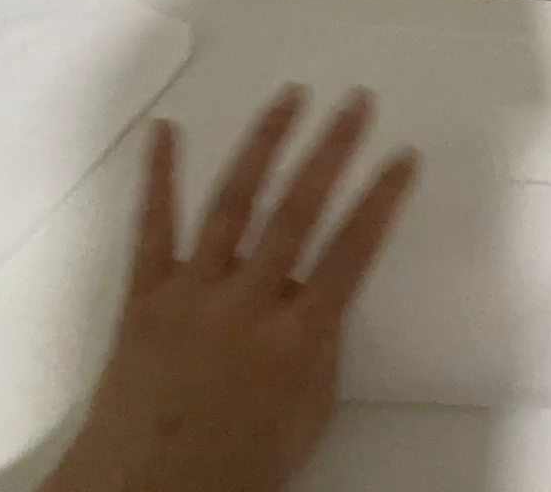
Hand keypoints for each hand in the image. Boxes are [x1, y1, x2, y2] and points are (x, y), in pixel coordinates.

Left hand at [41, 86, 419, 491]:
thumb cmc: (240, 464)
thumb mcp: (309, 414)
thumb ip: (322, 344)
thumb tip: (322, 288)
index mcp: (296, 337)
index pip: (353, 251)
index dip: (383, 199)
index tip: (404, 155)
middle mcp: (247, 302)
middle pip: (299, 209)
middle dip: (333, 148)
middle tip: (356, 101)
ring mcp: (192, 291)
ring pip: (234, 201)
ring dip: (266, 142)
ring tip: (292, 96)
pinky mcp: (145, 293)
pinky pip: (152, 226)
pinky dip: (159, 175)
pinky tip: (166, 130)